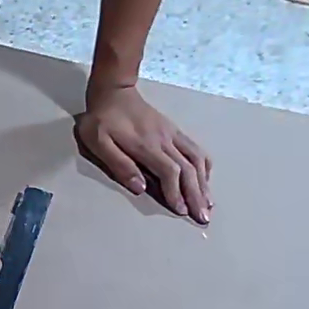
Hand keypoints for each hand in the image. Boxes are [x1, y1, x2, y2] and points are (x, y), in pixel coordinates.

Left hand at [75, 81, 212, 224]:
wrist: (113, 91)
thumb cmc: (102, 119)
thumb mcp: (100, 143)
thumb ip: (120, 165)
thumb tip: (140, 188)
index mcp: (146, 145)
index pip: (170, 172)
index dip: (177, 193)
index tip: (182, 211)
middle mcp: (165, 140)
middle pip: (188, 169)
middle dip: (197, 195)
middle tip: (203, 217)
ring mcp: (172, 134)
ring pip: (196, 159)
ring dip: (204, 183)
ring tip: (209, 203)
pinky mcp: (173, 130)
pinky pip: (195, 149)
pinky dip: (204, 166)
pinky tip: (205, 179)